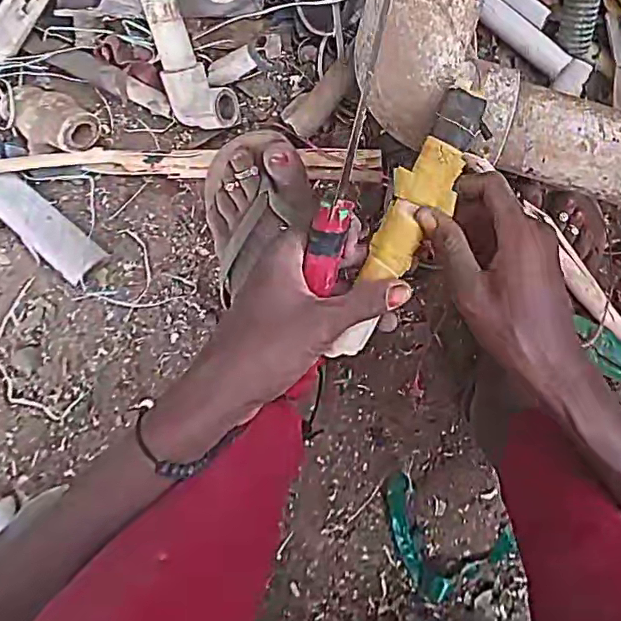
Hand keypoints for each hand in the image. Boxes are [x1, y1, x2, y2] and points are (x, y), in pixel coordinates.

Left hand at [156, 231, 408, 453]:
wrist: (222, 393)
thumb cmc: (260, 351)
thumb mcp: (324, 322)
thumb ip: (365, 302)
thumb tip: (397, 288)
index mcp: (286, 254)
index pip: (326, 227)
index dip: (354, 237)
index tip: (378, 251)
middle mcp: (282, 268)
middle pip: (330, 257)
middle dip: (361, 272)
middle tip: (386, 284)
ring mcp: (281, 294)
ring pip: (326, 285)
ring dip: (353, 299)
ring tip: (382, 314)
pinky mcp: (282, 319)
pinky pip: (317, 308)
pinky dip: (337, 316)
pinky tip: (358, 332)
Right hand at [416, 172, 590, 393]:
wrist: (553, 364)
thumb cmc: (514, 331)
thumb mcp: (469, 288)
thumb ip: (449, 245)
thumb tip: (428, 215)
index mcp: (520, 232)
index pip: (491, 184)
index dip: (461, 187)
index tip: (438, 203)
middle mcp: (536, 231)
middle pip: (494, 202)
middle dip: (462, 214)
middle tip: (436, 235)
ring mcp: (542, 244)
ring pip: (501, 220)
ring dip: (473, 231)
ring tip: (449, 257)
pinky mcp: (543, 258)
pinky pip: (512, 236)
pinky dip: (489, 244)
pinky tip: (471, 269)